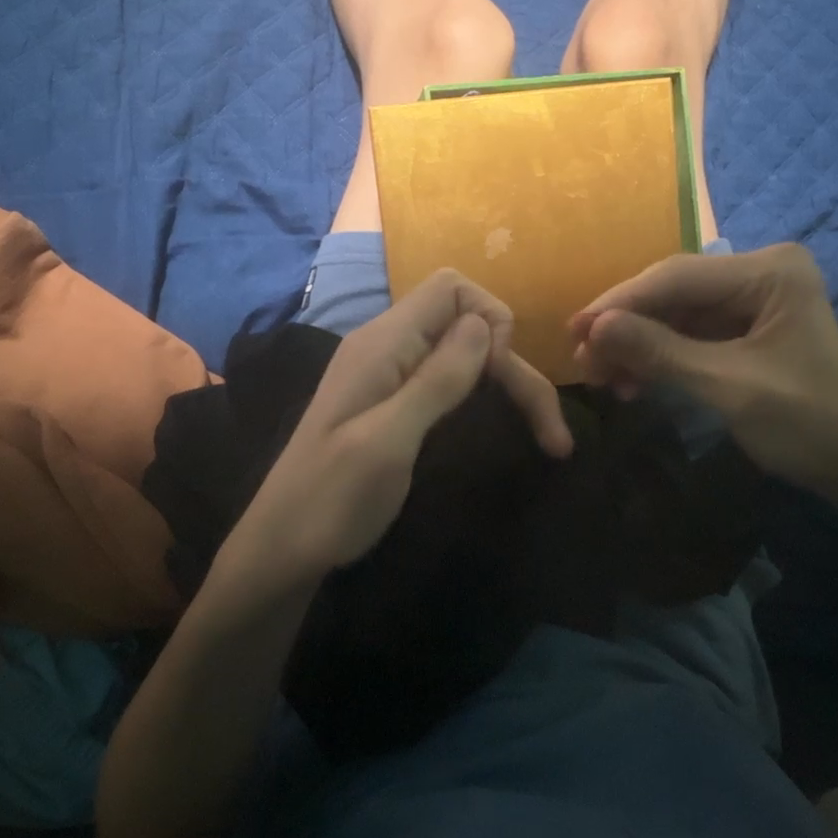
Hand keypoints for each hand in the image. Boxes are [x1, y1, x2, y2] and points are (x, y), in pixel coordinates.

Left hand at [241, 269, 573, 574]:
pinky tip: (502, 427)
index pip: (451, 288)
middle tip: (555, 438)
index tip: (497, 376)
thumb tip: (485, 324)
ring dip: (509, 388)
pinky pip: (447, 381)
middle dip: (515, 369)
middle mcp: (388, 348)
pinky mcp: (392, 404)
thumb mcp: (387, 442)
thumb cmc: (331, 500)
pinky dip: (484, 399)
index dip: (490, 319)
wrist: (283, 549)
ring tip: (549, 439)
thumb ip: (435, 380)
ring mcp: (389, 376)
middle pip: (468, 326)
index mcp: (382, 345)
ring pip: (465, 357)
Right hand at [570, 244, 837, 499]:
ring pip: (675, 314)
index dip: (621, 303)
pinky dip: (658, 357)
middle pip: (673, 292)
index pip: (678, 276)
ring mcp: (752, 300)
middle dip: (625, 326)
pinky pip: (688, 334)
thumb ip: (660, 353)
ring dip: (636, 345)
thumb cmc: (807, 425)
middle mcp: (760, 273)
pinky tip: (631, 381)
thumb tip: (593, 329)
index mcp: (770, 271)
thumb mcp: (728, 387)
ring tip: (601, 378)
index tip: (574, 330)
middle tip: (581, 358)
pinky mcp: (744, 328)